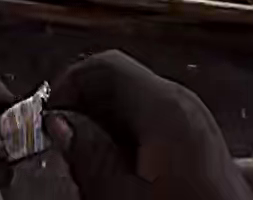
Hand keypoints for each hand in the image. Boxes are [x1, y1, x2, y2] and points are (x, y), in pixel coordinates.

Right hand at [44, 51, 248, 199]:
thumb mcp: (123, 198)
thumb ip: (89, 155)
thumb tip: (59, 123)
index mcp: (164, 105)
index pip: (104, 64)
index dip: (70, 83)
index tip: (48, 112)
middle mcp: (183, 104)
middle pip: (120, 82)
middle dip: (86, 107)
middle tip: (62, 141)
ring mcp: (198, 126)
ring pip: (136, 105)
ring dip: (105, 126)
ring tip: (87, 165)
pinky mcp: (204, 151)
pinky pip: (155, 126)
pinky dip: (129, 140)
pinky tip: (120, 176)